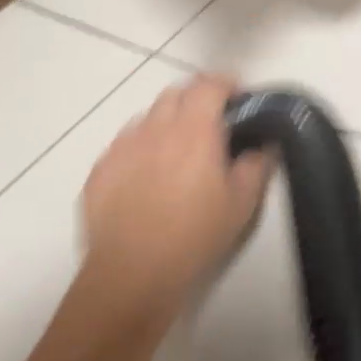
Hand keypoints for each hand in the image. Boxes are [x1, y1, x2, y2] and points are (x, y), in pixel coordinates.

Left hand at [79, 74, 272, 306]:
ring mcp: (122, 150)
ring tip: (178, 147)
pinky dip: (140, 146)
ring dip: (166, 121)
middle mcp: (156, 131)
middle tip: (212, 121)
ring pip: (147, 117)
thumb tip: (262, 145)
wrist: (130, 277)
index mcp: (195, 131)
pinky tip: (147, 173)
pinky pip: (122, 144)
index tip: (239, 96)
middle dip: (196, 98)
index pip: (209, 85)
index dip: (227, 83)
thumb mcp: (243, 203)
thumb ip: (257, 164)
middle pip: (175, 93)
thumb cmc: (194, 237)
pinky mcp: (98, 173)